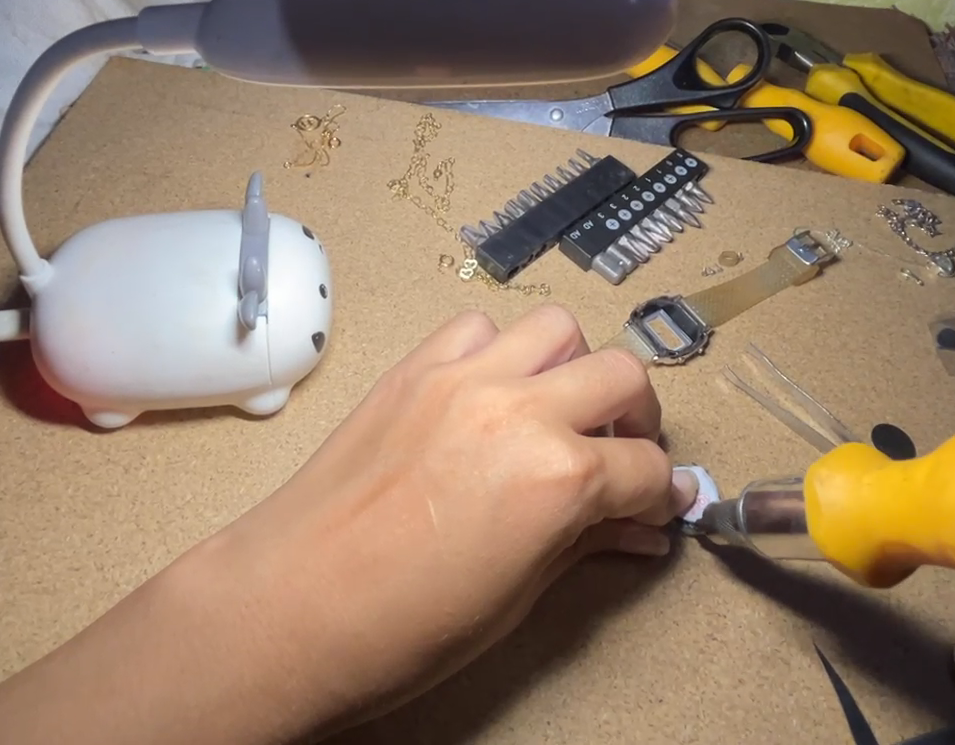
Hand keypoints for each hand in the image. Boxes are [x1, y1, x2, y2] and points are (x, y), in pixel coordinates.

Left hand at [0, 305, 691, 744]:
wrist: (294, 600)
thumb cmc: (405, 627)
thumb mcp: (519, 597)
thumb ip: (587, 542)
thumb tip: (638, 526)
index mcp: (556, 479)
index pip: (647, 470)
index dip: (661, 494)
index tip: (657, 505)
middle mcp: (519, 409)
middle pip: (623, 374)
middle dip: (637, 416)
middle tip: (621, 449)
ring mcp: (464, 377)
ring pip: (556, 327)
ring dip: (572, 365)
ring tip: (557, 407)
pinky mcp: (416, 366)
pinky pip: (479, 328)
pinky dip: (501, 350)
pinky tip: (491, 391)